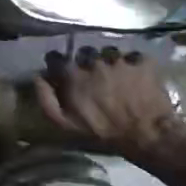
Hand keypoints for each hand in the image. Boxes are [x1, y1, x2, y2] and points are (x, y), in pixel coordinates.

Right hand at [33, 46, 180, 158]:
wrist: (146, 134)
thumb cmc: (101, 131)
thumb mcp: (64, 123)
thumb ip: (45, 98)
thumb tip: (38, 77)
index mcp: (73, 74)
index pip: (56, 57)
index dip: (57, 63)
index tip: (61, 71)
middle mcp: (94, 62)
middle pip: (84, 52)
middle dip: (85, 61)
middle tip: (92, 75)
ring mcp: (120, 60)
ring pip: (109, 51)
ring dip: (109, 60)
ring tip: (115, 73)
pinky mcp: (142, 62)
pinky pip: (134, 55)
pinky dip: (133, 63)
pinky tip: (135, 75)